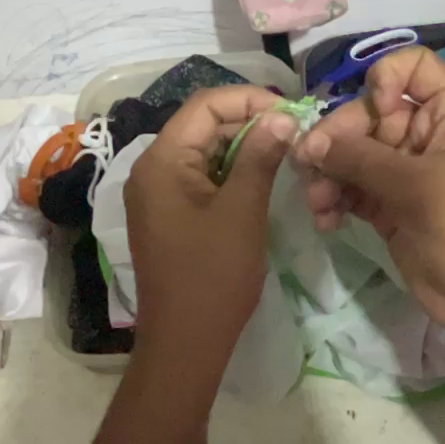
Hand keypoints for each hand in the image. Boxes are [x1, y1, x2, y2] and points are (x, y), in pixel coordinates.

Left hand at [125, 86, 296, 376]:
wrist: (184, 344)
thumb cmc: (213, 276)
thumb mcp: (242, 211)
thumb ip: (259, 157)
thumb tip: (280, 116)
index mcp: (162, 160)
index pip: (205, 105)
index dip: (249, 99)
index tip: (291, 112)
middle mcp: (152, 168)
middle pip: (201, 124)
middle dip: (248, 121)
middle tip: (293, 133)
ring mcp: (157, 192)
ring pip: (202, 149)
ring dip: (242, 145)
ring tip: (284, 152)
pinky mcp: (167, 213)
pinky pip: (199, 175)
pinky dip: (230, 170)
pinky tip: (260, 178)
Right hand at [296, 48, 444, 339]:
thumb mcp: (417, 187)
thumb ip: (359, 158)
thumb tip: (309, 142)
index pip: (413, 67)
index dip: (384, 79)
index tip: (370, 111)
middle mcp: (428, 136)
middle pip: (371, 114)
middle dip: (338, 138)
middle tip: (308, 163)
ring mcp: (409, 173)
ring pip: (356, 153)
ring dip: (330, 173)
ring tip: (316, 202)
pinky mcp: (392, 206)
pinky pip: (354, 188)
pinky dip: (336, 198)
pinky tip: (325, 218)